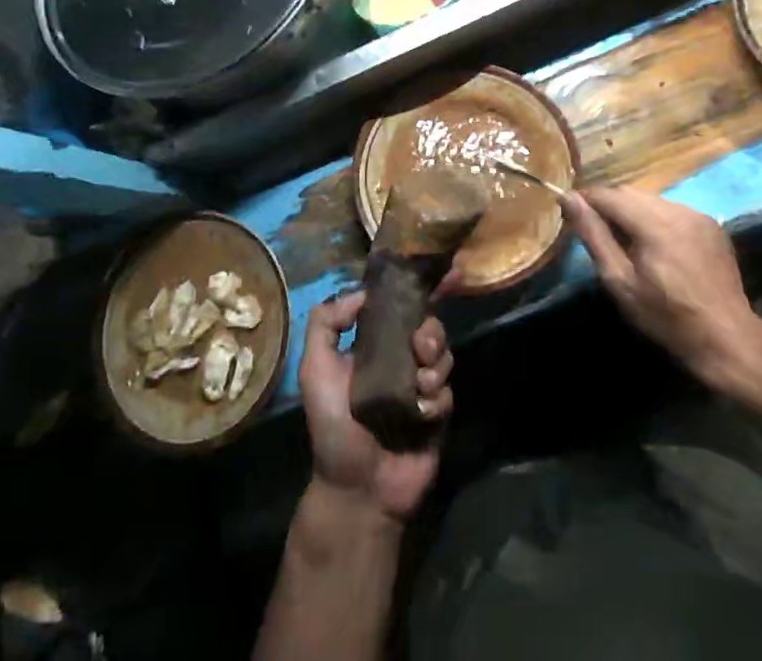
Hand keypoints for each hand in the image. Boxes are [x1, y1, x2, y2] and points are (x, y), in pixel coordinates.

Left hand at [298, 292, 453, 521]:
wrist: (358, 487)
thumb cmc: (333, 427)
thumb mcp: (314, 370)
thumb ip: (325, 325)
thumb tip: (360, 292)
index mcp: (369, 347)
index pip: (395, 310)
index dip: (415, 292)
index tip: (440, 273)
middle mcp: (397, 360)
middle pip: (427, 327)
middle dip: (430, 330)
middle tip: (420, 346)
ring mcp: (419, 386)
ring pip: (442, 355)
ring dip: (435, 363)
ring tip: (420, 385)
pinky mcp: (437, 412)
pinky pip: (447, 390)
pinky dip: (437, 396)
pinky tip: (422, 412)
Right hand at [562, 186, 761, 390]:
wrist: (726, 338)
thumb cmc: (664, 316)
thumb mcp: (619, 280)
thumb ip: (593, 235)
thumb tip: (568, 198)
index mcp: (655, 223)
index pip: (608, 194)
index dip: (584, 201)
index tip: (568, 215)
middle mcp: (679, 210)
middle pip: (630, 193)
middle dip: (607, 206)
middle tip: (596, 235)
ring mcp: (699, 216)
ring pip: (651, 199)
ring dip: (630, 212)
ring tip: (624, 243)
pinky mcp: (711, 226)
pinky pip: (672, 210)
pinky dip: (654, 219)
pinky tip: (653, 246)